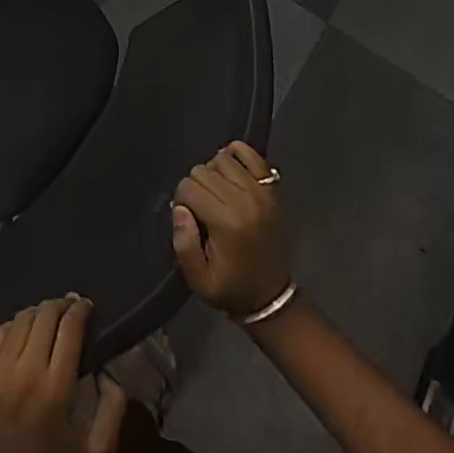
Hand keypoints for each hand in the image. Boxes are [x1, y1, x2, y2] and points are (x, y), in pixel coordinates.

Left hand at [0, 295, 125, 452]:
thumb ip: (114, 410)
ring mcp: (1, 369)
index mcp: (56, 388)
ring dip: (37, 310)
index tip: (86, 304)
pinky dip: (14, 323)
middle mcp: (26, 371)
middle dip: (60, 304)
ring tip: (49, 312)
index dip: (79, 311)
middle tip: (70, 303)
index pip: (68, 330)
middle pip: (43, 317)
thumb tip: (110, 375)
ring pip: (20, 320)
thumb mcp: (98, 448)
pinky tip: (24, 325)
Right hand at [171, 141, 291, 319]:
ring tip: (214, 194)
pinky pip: (252, 156)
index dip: (181, 201)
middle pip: (203, 171)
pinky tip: (229, 171)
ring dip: (212, 172)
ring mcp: (263, 194)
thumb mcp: (198, 278)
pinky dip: (237, 155)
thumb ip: (183, 243)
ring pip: (223, 160)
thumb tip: (179, 209)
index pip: (188, 188)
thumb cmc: (231, 287)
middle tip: (200, 210)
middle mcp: (247, 202)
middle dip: (194, 187)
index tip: (189, 220)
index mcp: (227, 223)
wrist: (271, 297)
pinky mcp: (273, 192)